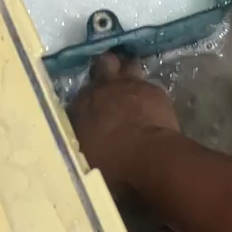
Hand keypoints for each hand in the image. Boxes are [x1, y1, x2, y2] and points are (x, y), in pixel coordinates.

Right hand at [68, 53, 180, 187]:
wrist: (148, 158)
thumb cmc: (112, 168)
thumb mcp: (87, 160)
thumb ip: (84, 143)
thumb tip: (85, 145)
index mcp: (81, 106)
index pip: (78, 97)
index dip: (86, 102)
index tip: (91, 111)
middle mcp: (103, 88)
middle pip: (104, 63)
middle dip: (107, 67)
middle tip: (111, 81)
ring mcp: (130, 85)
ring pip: (129, 64)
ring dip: (130, 72)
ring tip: (132, 86)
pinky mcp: (153, 89)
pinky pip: (149, 85)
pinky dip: (148, 94)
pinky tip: (152, 105)